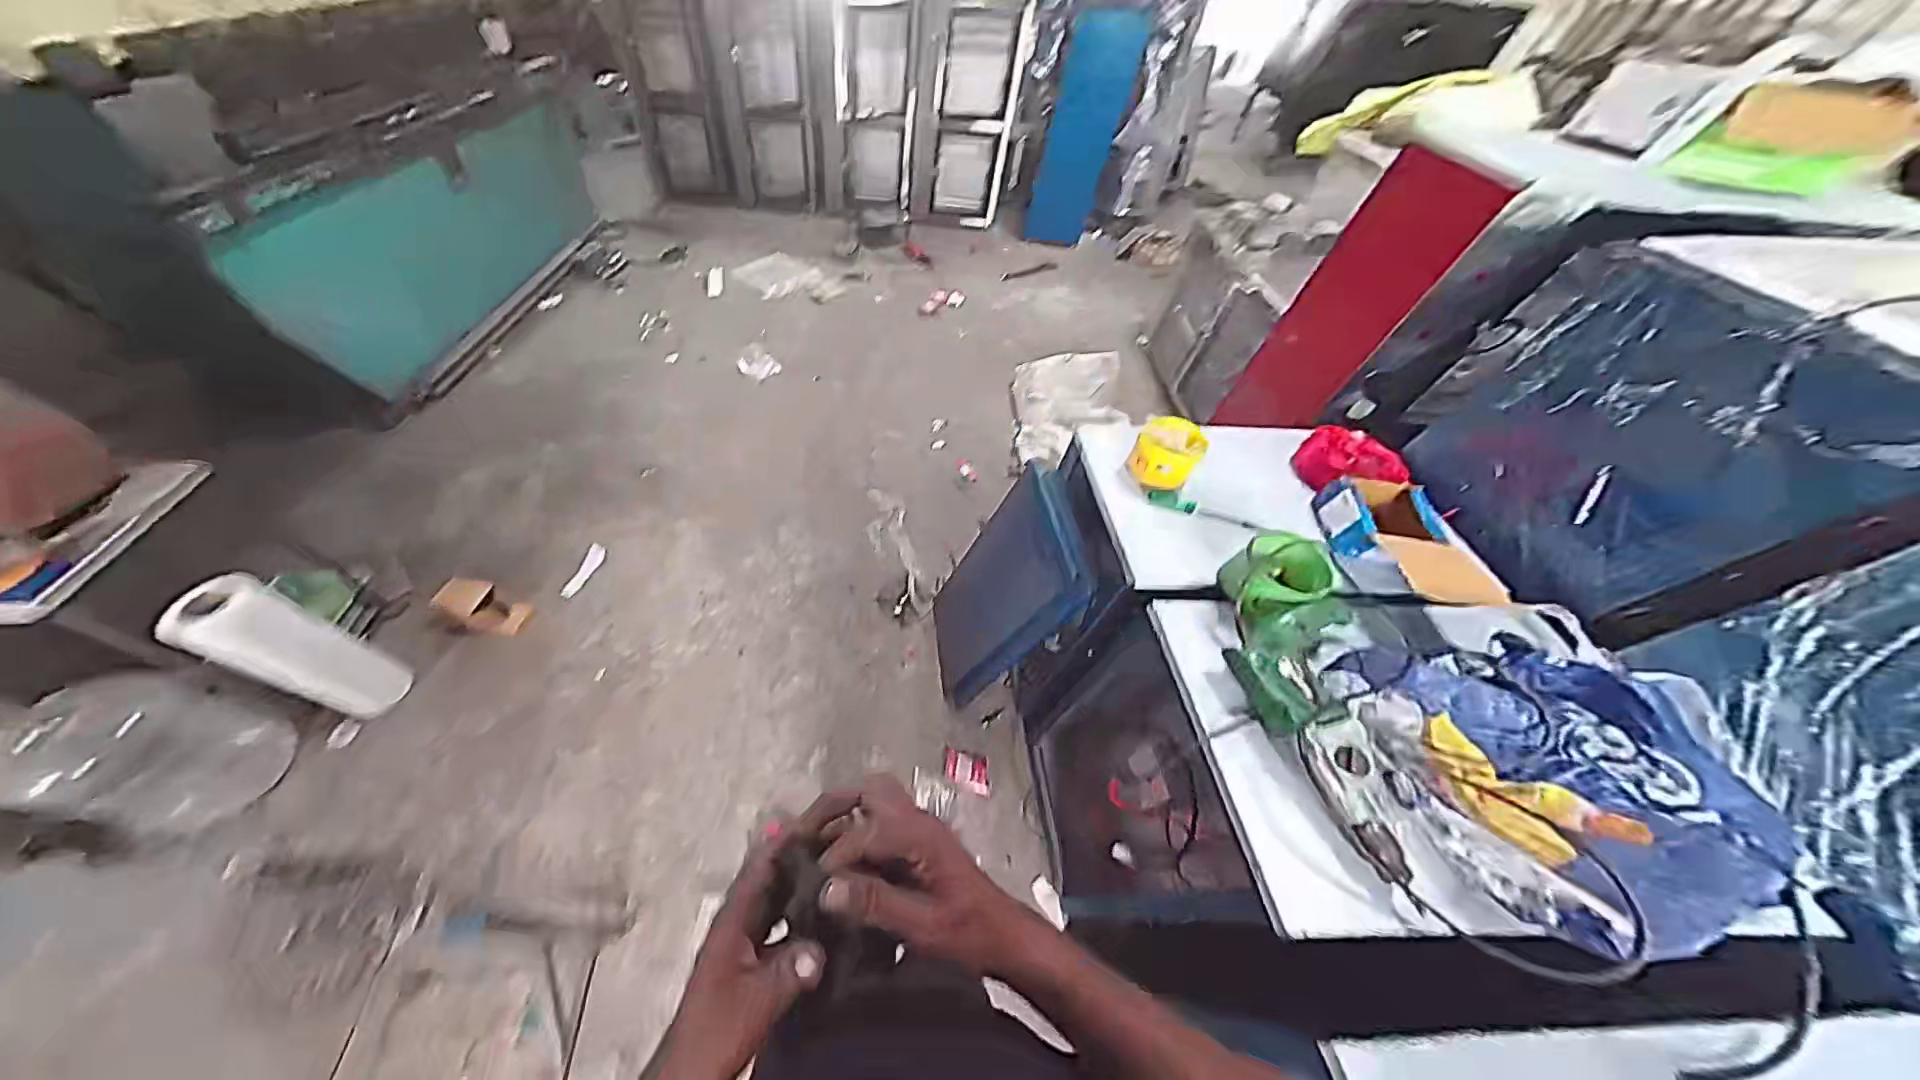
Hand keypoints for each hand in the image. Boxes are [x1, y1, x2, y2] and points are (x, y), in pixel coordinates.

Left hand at [647, 824, 824, 1079]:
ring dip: (799, 886)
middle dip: (795, 859)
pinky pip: (781, 928)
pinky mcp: (753, 965)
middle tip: (832, 839)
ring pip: (776, 904)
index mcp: (731, 923)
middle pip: (769, 882)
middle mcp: (737, 926)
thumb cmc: (715, 1030)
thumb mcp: (755, 1001)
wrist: (690, 1072)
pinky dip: (800, 916)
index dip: (780, 845)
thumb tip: (822, 948)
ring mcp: (745, 946)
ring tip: (833, 868)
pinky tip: (825, 917)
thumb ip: (788, 972)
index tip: (809, 820)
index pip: (757, 871)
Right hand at [806, 774, 1055, 978]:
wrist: (1003, 934)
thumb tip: (826, 887)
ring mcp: (919, 826)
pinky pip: (879, 817)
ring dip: (841, 811)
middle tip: (801, 835)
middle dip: (831, 806)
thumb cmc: (968, 931)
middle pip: (869, 790)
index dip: (833, 857)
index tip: (811, 886)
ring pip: (874, 797)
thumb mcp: (923, 925)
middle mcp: (918, 820)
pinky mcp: (916, 840)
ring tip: (812, 841)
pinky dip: (853, 825)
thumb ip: (876, 904)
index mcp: (920, 836)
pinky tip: (837, 856)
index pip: (863, 832)